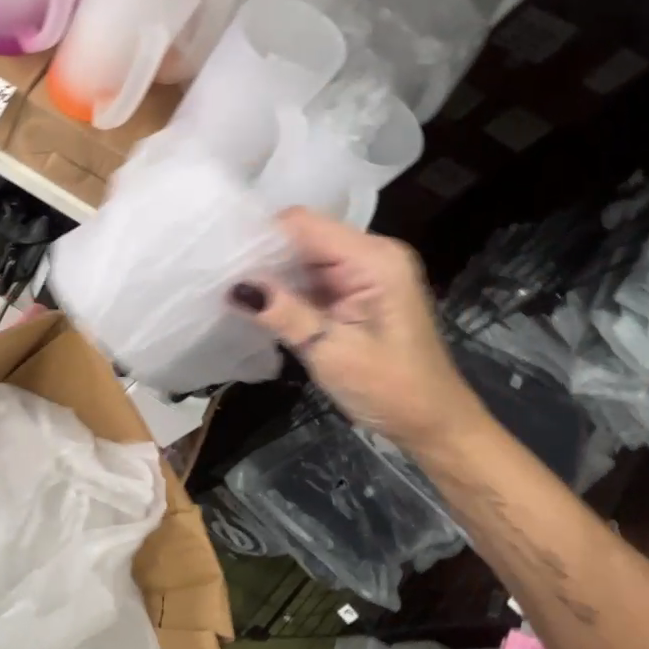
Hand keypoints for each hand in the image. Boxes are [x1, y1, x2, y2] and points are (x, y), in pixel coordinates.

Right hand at [231, 208, 487, 452]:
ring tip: (224, 289)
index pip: (302, 223)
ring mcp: (361, 274)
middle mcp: (369, 255)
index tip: (220, 258)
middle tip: (215, 277)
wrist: (434, 425)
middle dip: (260, 255)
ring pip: (299, 257)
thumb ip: (285, 313)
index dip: (260, 235)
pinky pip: (308, 278)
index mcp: (373, 259)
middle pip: (300, 236)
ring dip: (268, 273)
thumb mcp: (332, 352)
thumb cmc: (391, 389)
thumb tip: (235, 287)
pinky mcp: (352, 293)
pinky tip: (253, 304)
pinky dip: (282, 289)